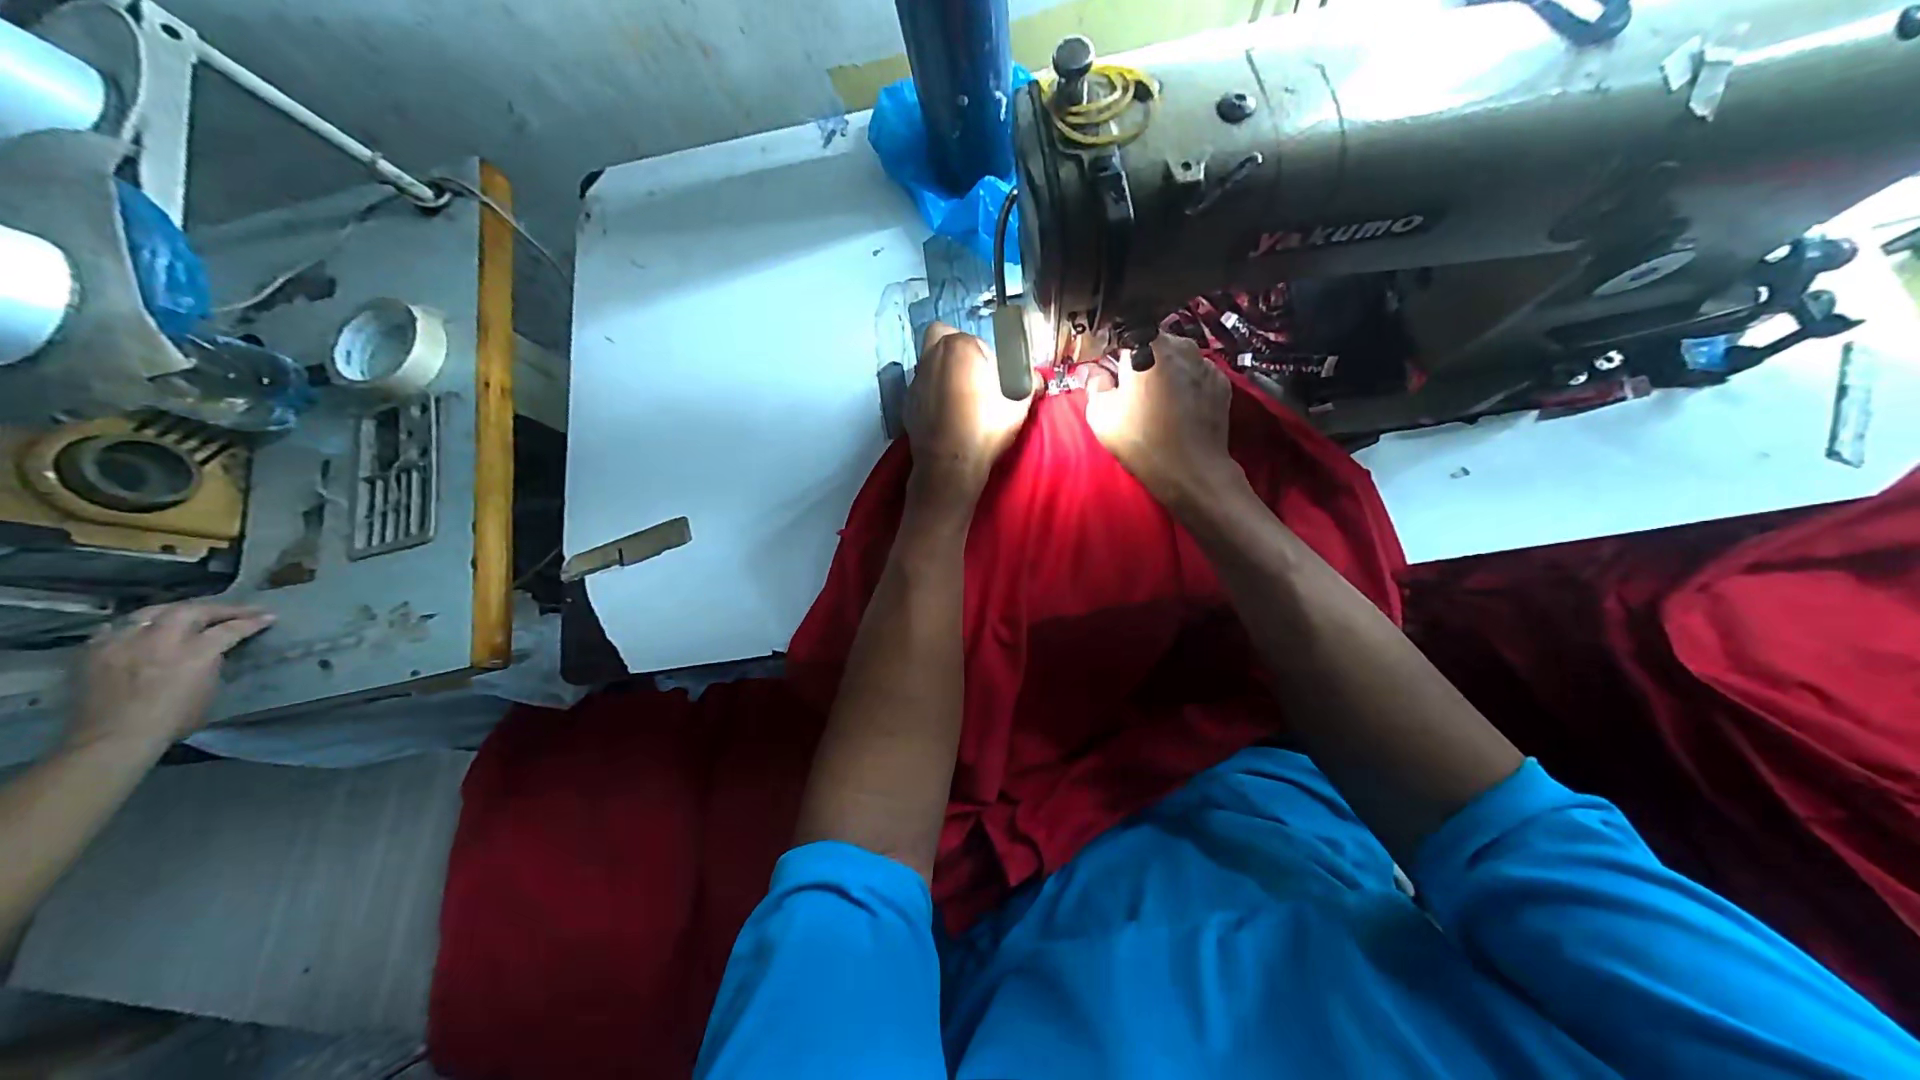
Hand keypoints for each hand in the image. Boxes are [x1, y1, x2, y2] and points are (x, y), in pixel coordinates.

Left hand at [66, 602, 275, 753]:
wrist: (113, 740)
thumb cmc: (172, 721)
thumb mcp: (209, 691)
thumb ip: (211, 665)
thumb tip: (213, 653)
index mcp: (194, 654)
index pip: (229, 628)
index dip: (252, 621)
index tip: (268, 617)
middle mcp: (159, 641)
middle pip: (192, 610)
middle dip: (219, 608)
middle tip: (236, 611)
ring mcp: (123, 643)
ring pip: (153, 612)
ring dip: (176, 610)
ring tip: (189, 613)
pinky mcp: (95, 651)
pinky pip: (117, 627)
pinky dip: (135, 625)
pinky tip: (143, 629)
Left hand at [907, 322, 1034, 507]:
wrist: (949, 466)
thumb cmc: (985, 430)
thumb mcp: (1018, 407)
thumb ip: (1029, 385)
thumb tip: (1036, 378)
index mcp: (960, 347)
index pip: (977, 342)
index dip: (988, 359)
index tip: (994, 379)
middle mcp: (932, 355)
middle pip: (945, 339)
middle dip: (959, 352)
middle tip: (974, 377)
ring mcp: (915, 378)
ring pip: (930, 362)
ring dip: (943, 371)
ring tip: (959, 397)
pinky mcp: (906, 401)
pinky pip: (922, 387)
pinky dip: (932, 393)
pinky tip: (945, 413)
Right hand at [1085, 334, 1240, 509]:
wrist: (1191, 471)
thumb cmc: (1141, 440)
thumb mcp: (1100, 414)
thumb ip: (1094, 383)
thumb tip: (1095, 371)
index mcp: (1148, 347)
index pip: (1124, 333)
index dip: (1114, 352)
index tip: (1109, 371)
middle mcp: (1181, 346)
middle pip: (1154, 343)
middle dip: (1142, 361)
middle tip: (1130, 391)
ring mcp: (1206, 363)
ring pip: (1177, 358)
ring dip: (1165, 372)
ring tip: (1156, 402)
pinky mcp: (1222, 382)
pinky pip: (1196, 375)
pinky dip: (1186, 385)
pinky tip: (1178, 409)